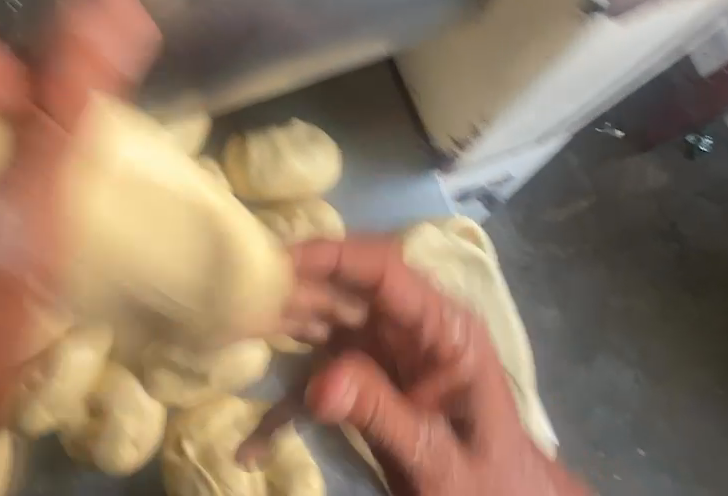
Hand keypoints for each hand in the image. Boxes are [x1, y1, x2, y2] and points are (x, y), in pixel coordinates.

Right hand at [260, 237, 589, 495]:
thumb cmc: (489, 486)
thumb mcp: (440, 460)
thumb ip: (382, 415)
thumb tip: (319, 384)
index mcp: (445, 328)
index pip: (388, 270)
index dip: (336, 256)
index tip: (284, 259)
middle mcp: (413, 326)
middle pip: (350, 288)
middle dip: (299, 289)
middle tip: (245, 297)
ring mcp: (389, 349)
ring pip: (330, 318)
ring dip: (288, 326)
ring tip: (237, 329)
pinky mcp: (370, 375)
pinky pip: (323, 372)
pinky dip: (290, 402)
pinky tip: (254, 444)